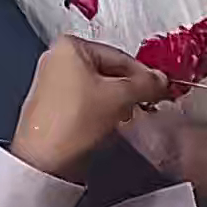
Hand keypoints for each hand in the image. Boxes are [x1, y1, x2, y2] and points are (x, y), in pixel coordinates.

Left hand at [13, 35, 169, 181]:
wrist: (44, 160)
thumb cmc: (77, 119)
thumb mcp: (120, 97)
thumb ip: (146, 84)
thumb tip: (163, 79)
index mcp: (70, 46)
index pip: (121, 57)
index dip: (144, 75)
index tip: (161, 89)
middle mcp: (58, 57)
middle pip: (110, 70)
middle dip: (130, 88)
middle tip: (147, 103)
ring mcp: (53, 80)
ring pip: (100, 85)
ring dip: (118, 100)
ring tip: (126, 116)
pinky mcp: (53, 102)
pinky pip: (87, 98)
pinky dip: (102, 107)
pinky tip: (110, 121)